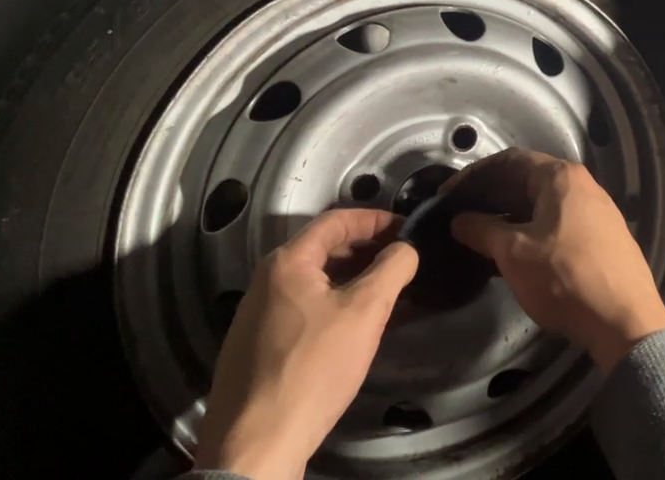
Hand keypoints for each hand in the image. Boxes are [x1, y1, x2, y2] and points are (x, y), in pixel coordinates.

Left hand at [193, 208, 418, 479]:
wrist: (255, 447)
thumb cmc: (314, 367)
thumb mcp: (365, 311)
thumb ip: (393, 268)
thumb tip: (406, 248)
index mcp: (287, 263)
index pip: (338, 219)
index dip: (377, 219)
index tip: (409, 230)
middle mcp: (266, 281)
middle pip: (326, 248)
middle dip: (369, 249)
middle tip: (404, 261)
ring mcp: (258, 316)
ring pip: (317, 281)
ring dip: (356, 279)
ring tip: (391, 293)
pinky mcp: (259, 348)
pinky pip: (305, 309)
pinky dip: (337, 304)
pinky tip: (360, 326)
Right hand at [446, 149, 664, 372]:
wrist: (623, 319)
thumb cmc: (565, 276)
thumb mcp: (515, 253)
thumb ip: (483, 230)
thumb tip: (460, 220)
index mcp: (561, 177)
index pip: (511, 160)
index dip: (476, 174)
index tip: (449, 194)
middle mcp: (582, 185)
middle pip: (527, 180)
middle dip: (491, 196)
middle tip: (460, 216)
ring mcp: (595, 211)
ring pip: (542, 204)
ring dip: (509, 216)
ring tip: (479, 236)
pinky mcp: (601, 237)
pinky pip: (557, 222)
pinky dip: (530, 230)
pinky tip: (511, 253)